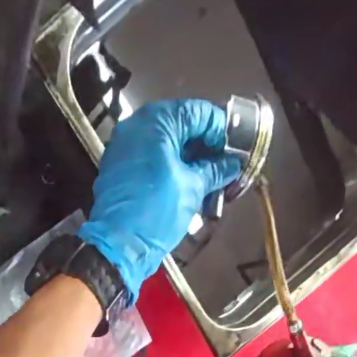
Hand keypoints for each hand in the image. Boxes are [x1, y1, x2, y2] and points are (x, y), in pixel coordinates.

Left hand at [76, 99, 241, 300]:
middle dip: (207, 146)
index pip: (199, 112)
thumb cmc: (157, 211)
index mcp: (156, 121)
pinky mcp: (121, 166)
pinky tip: (190, 184)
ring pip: (168, 143)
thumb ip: (215, 170)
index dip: (222, 130)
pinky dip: (173, 166)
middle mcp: (138, 125)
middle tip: (227, 165)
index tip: (237, 150)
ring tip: (213, 178)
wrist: (119, 244)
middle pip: (182, 125)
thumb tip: (233, 164)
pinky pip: (153, 157)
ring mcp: (126, 145)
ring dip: (191, 158)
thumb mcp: (193, 188)